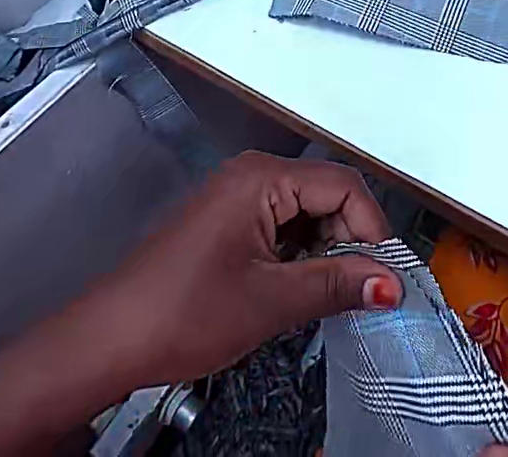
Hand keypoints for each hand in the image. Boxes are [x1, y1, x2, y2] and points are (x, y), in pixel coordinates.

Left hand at [0, 153, 405, 456]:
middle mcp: (251, 173)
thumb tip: (390, 283)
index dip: (371, 228)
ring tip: (324, 294)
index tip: (384, 277)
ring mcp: (237, 193)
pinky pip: (282, 221)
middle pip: (326, 192)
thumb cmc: (186, 311)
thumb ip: (337, 284)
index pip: (343, 184)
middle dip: (349, 239)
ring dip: (325, 248)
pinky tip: (296, 285)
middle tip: (358, 291)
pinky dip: (300, 251)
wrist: (117, 333)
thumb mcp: (272, 300)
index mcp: (262, 178)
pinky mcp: (229, 215)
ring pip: (306, 209)